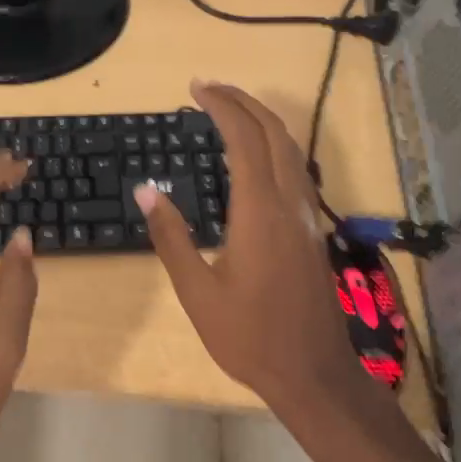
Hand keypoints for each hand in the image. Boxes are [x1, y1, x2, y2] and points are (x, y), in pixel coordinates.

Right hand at [138, 81, 440, 461]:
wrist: (314, 374)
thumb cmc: (250, 335)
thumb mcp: (197, 292)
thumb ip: (172, 237)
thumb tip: (146, 189)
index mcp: (260, 210)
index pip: (244, 138)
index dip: (221, 106)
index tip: (196, 88)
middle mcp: (288, 202)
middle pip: (273, 131)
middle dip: (242, 100)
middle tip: (208, 87)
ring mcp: (304, 214)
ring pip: (290, 147)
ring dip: (260, 118)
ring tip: (228, 109)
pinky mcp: (310, 228)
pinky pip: (294, 166)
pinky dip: (272, 142)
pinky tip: (253, 154)